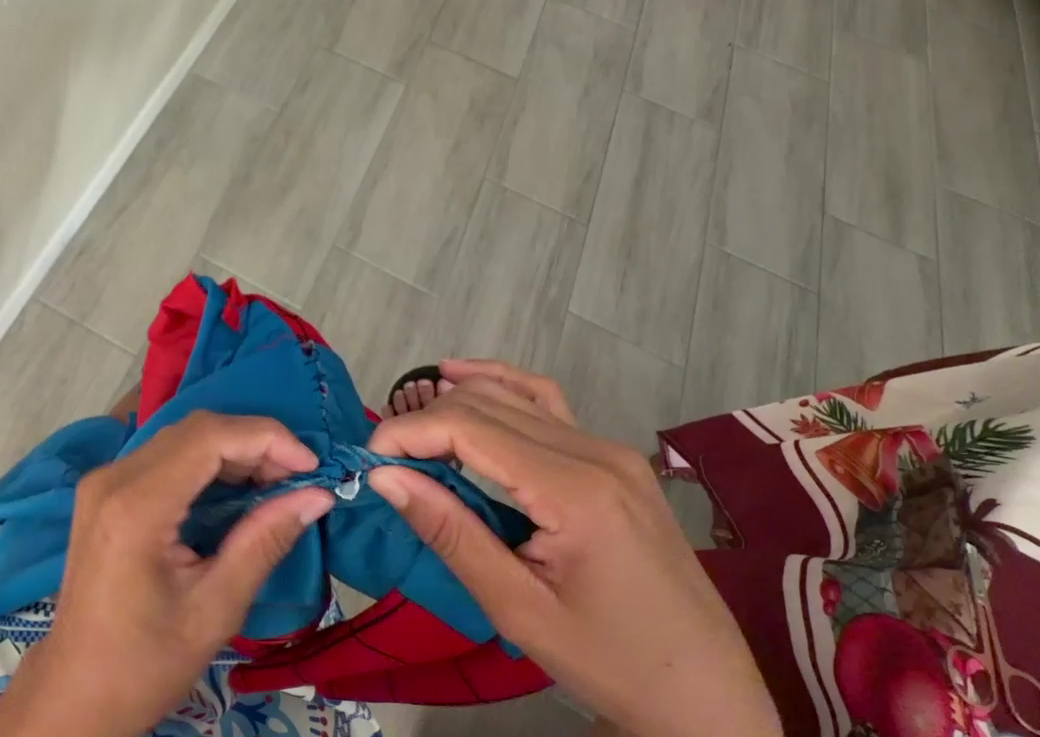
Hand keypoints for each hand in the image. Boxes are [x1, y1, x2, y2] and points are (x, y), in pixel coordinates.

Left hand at [0, 411, 335, 736]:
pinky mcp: (103, 491)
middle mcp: (112, 478)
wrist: (78, 688)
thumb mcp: (216, 608)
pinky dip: (205, 463)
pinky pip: (162, 457)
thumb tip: (317, 496)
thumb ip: (264, 541)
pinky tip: (236, 489)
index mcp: (136, 506)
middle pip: (193, 430)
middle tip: (299, 480)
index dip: (265, 437)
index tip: (312, 466)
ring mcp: (102, 481)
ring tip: (276, 485)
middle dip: (253, 443)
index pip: (207, 437)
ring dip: (231, 450)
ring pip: (178, 438)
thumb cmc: (147, 661)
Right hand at [364, 360, 779, 736]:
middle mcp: (596, 452)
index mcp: (575, 490)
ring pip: (510, 396)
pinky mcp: (615, 460)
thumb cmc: (610, 662)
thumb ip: (449, 532)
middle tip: (382, 463)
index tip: (367, 463)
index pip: (466, 427)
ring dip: (451, 406)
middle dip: (421, 422)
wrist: (707, 697)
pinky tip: (460, 378)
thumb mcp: (517, 608)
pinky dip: (498, 386)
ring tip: (408, 437)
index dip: (405, 433)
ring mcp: (611, 451)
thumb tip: (383, 475)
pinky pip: (545, 402)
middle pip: (483, 404)